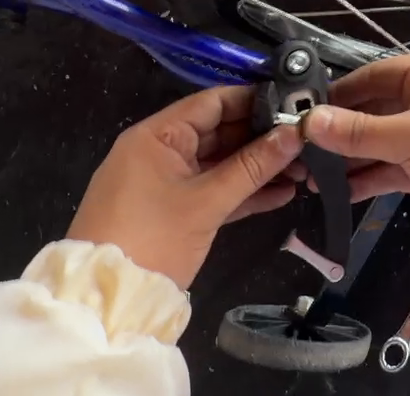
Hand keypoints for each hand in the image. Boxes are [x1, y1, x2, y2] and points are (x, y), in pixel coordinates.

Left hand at [67, 86, 302, 288]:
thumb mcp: (207, 201)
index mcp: (157, 136)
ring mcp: (166, 182)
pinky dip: (244, 191)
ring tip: (303, 171)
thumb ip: (255, 165)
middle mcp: (160, 151)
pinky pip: (214, 189)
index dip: (256, 101)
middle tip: (306, 142)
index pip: (214, 102)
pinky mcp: (173, 210)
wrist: (103, 309)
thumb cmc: (151, 240)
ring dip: (260, 168)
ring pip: (222, 163)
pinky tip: (282, 194)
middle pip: (221, 132)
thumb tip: (297, 133)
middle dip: (264, 140)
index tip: (295, 105)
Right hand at [304, 54, 409, 245]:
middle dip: (339, 131)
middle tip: (298, 151)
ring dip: (348, 158)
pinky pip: (390, 167)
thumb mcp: (409, 137)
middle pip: (373, 110)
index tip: (302, 112)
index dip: (339, 93)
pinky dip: (367, 178)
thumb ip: (358, 132)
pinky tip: (336, 193)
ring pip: (379, 142)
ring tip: (309, 176)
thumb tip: (311, 121)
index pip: (373, 76)